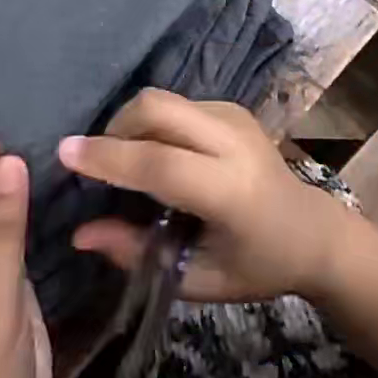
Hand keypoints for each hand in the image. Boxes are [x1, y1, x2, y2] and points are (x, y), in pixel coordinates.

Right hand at [58, 90, 353, 302]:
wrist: (312, 229)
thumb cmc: (258, 265)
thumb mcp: (198, 278)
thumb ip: (138, 255)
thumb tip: (80, 234)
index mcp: (231, 190)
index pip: (160, 163)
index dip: (110, 157)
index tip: (65, 153)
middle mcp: (233, 141)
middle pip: (160, 107)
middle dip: (117, 126)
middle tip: (97, 161)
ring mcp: (235, 116)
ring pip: (164, 99)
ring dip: (133, 123)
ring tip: (126, 163)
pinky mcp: (232, 106)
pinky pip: (177, 103)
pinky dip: (154, 123)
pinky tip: (157, 155)